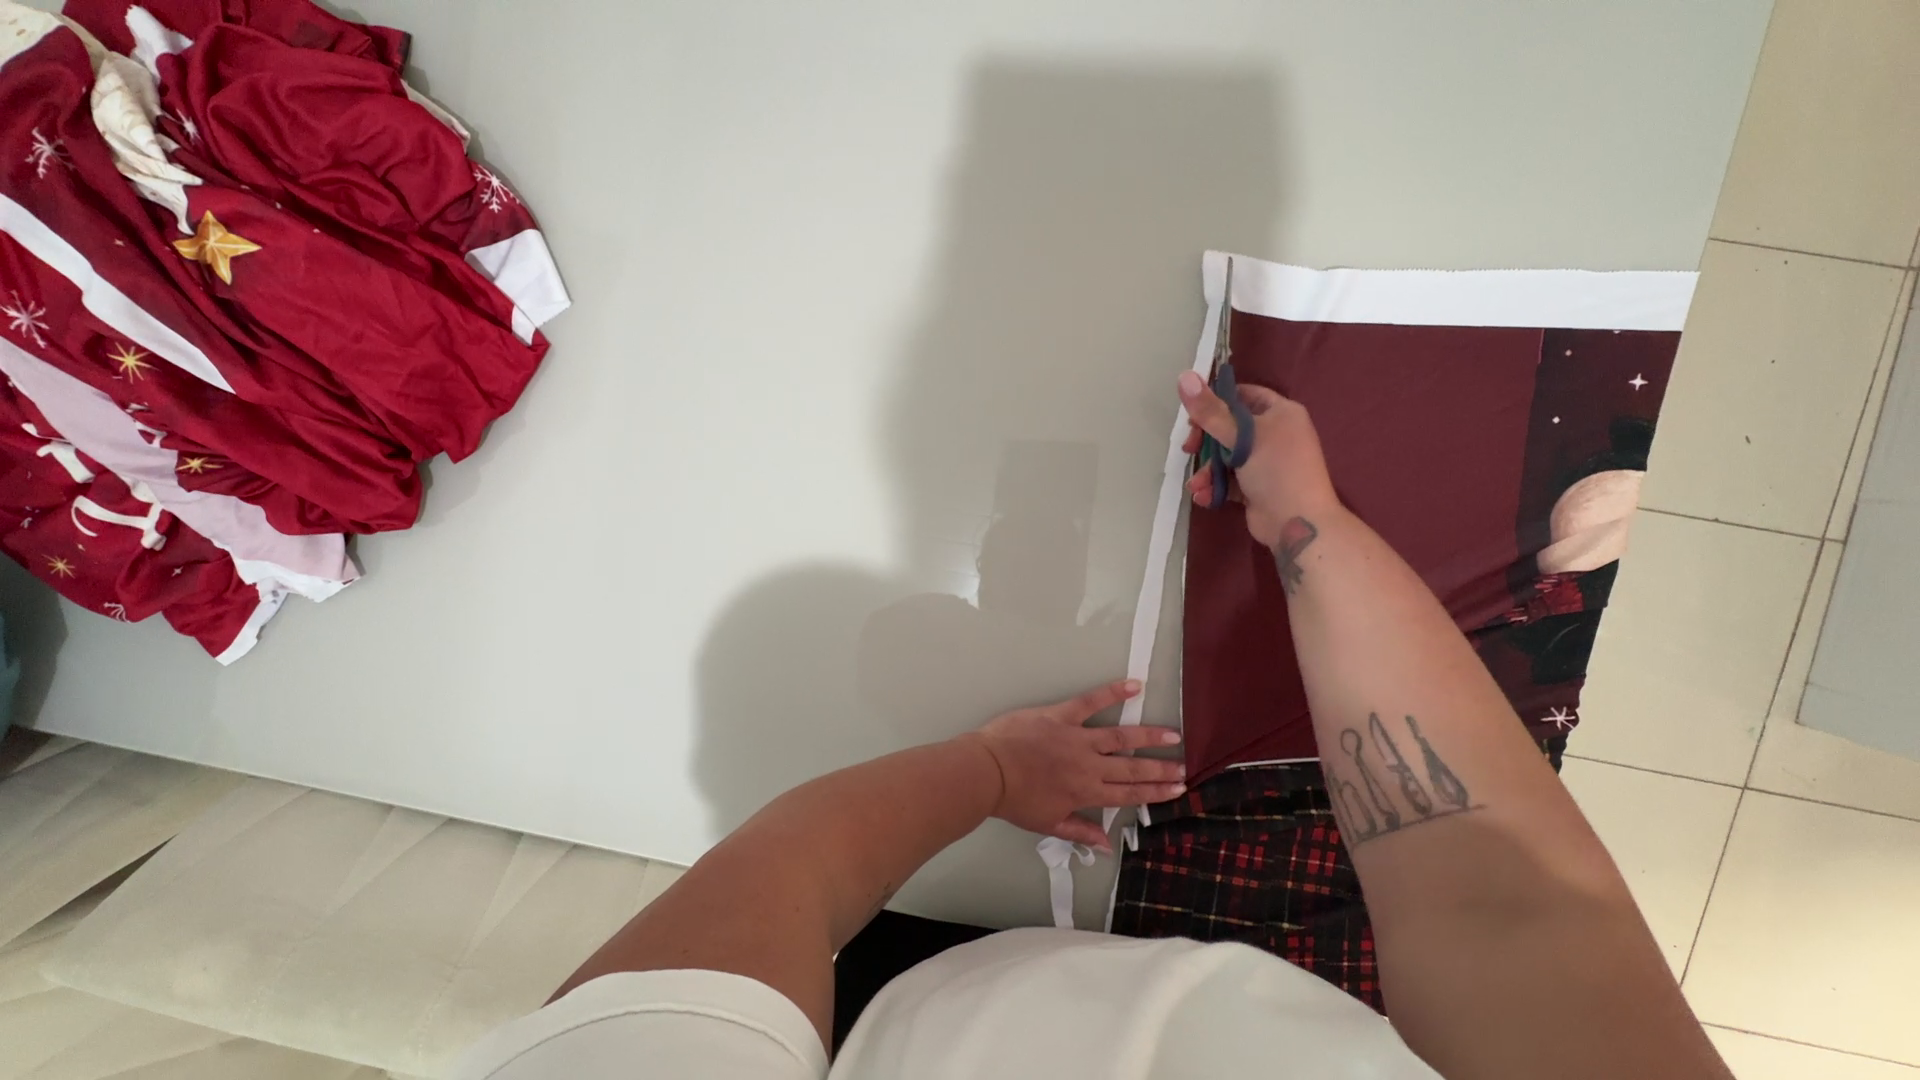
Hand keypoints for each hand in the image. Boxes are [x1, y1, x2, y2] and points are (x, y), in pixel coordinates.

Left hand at [968, 678, 1184, 851]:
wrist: (988, 771)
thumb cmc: (1014, 800)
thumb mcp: (1047, 824)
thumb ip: (1080, 831)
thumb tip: (1109, 845)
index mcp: (1086, 793)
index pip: (1128, 794)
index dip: (1155, 792)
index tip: (1177, 789)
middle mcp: (1089, 766)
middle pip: (1131, 768)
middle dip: (1160, 768)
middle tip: (1184, 766)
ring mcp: (1077, 738)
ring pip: (1120, 737)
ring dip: (1148, 736)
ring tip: (1172, 735)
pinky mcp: (1062, 715)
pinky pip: (1090, 701)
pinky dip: (1113, 692)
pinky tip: (1134, 685)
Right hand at [1178, 369, 1338, 547]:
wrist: (1298, 523)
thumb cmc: (1276, 470)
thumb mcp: (1242, 437)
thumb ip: (1211, 411)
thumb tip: (1183, 376)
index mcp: (1281, 413)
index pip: (1244, 395)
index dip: (1217, 402)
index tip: (1193, 416)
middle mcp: (1275, 434)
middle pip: (1229, 428)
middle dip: (1206, 442)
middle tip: (1189, 449)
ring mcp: (1267, 463)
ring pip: (1227, 457)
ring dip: (1207, 471)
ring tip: (1196, 485)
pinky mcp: (1257, 488)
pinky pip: (1230, 480)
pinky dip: (1216, 487)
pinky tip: (1205, 496)